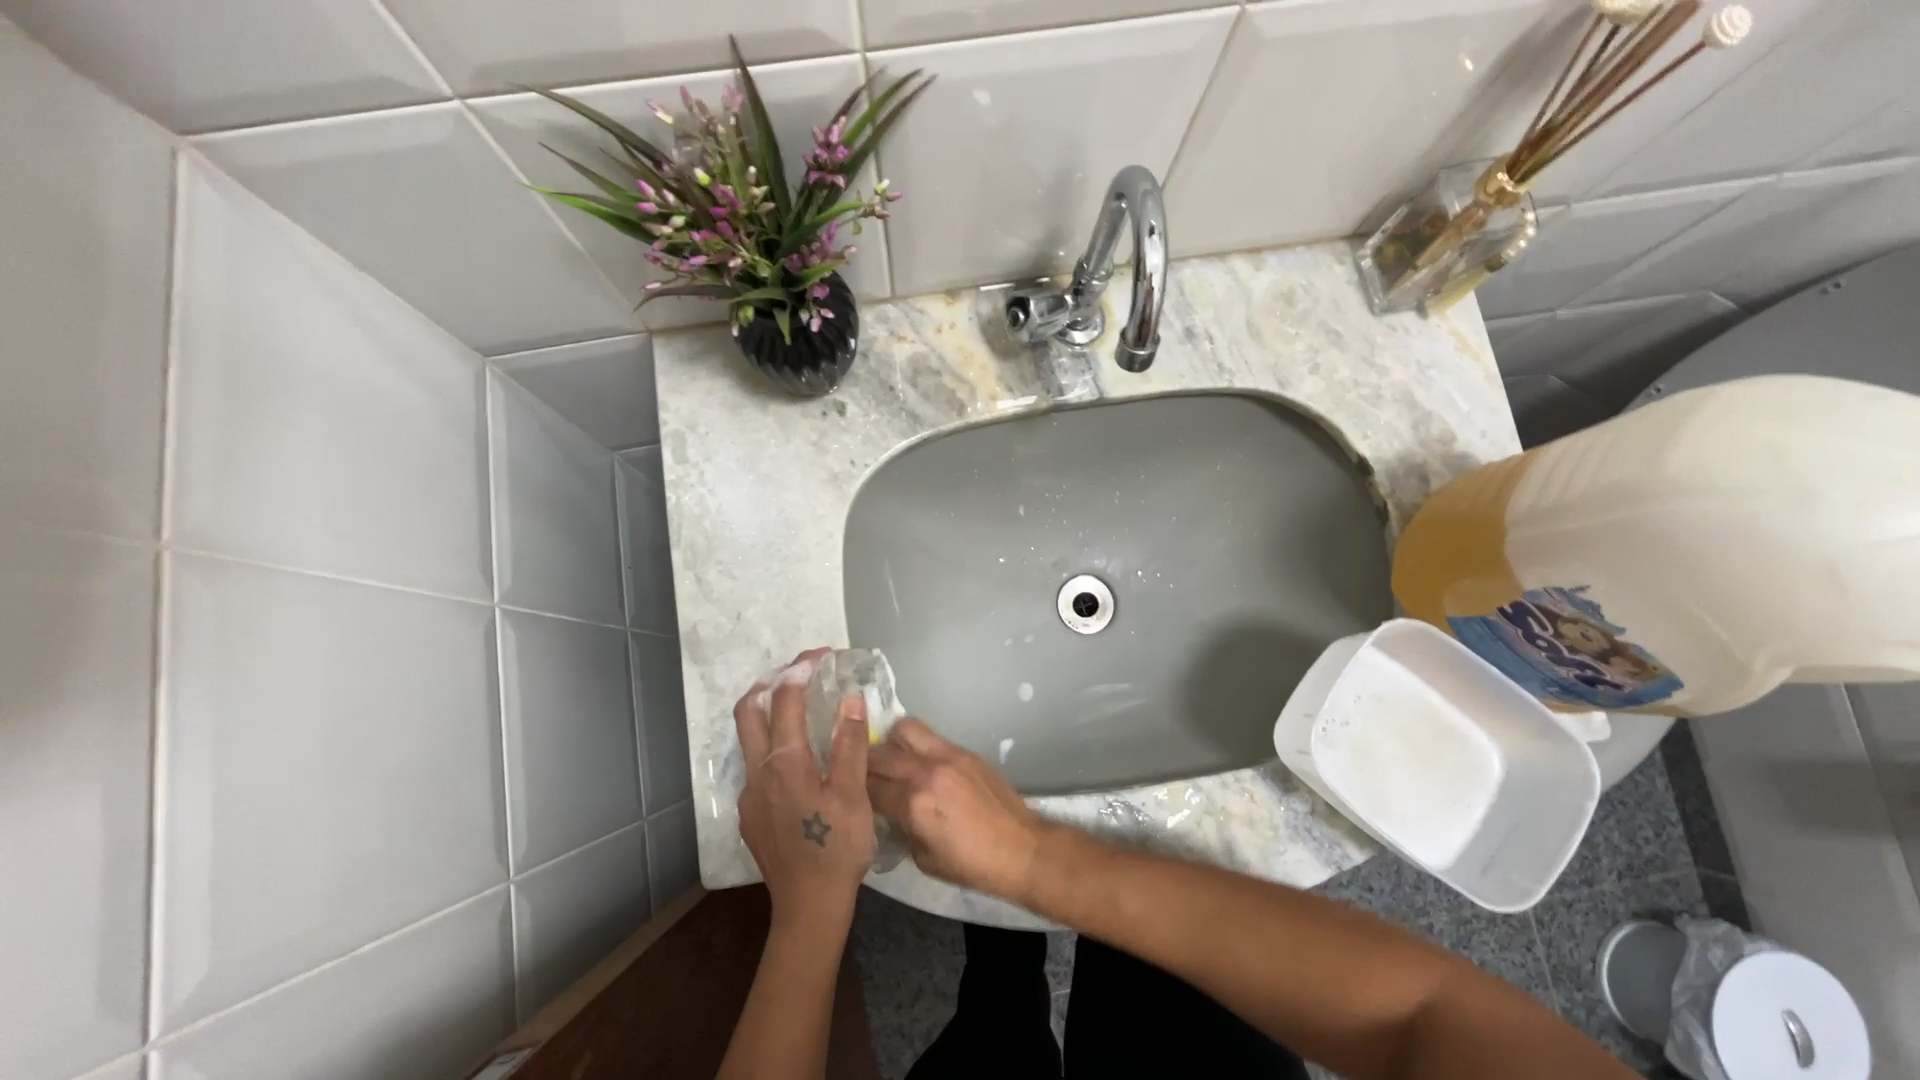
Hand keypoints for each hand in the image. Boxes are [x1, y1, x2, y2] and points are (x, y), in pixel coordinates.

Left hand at [734, 649, 875, 928]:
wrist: (809, 906)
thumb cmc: (837, 849)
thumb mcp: (853, 794)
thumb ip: (849, 743)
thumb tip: (849, 699)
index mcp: (785, 762)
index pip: (786, 700)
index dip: (801, 671)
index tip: (820, 656)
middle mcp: (758, 772)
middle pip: (748, 712)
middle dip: (769, 684)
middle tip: (797, 674)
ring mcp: (749, 796)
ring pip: (748, 740)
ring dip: (767, 715)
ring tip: (798, 709)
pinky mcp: (750, 816)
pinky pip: (755, 768)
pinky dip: (771, 747)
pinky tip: (797, 763)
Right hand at [867, 717, 1048, 901]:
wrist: (1021, 848)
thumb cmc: (971, 864)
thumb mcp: (923, 859)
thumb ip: (901, 828)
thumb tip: (889, 811)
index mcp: (913, 804)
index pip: (868, 786)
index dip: (854, 789)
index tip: (847, 791)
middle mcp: (926, 772)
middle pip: (879, 755)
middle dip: (865, 764)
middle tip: (861, 773)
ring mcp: (947, 756)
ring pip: (903, 730)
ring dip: (890, 743)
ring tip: (891, 759)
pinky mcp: (964, 751)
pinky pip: (930, 737)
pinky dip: (916, 745)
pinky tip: (918, 763)